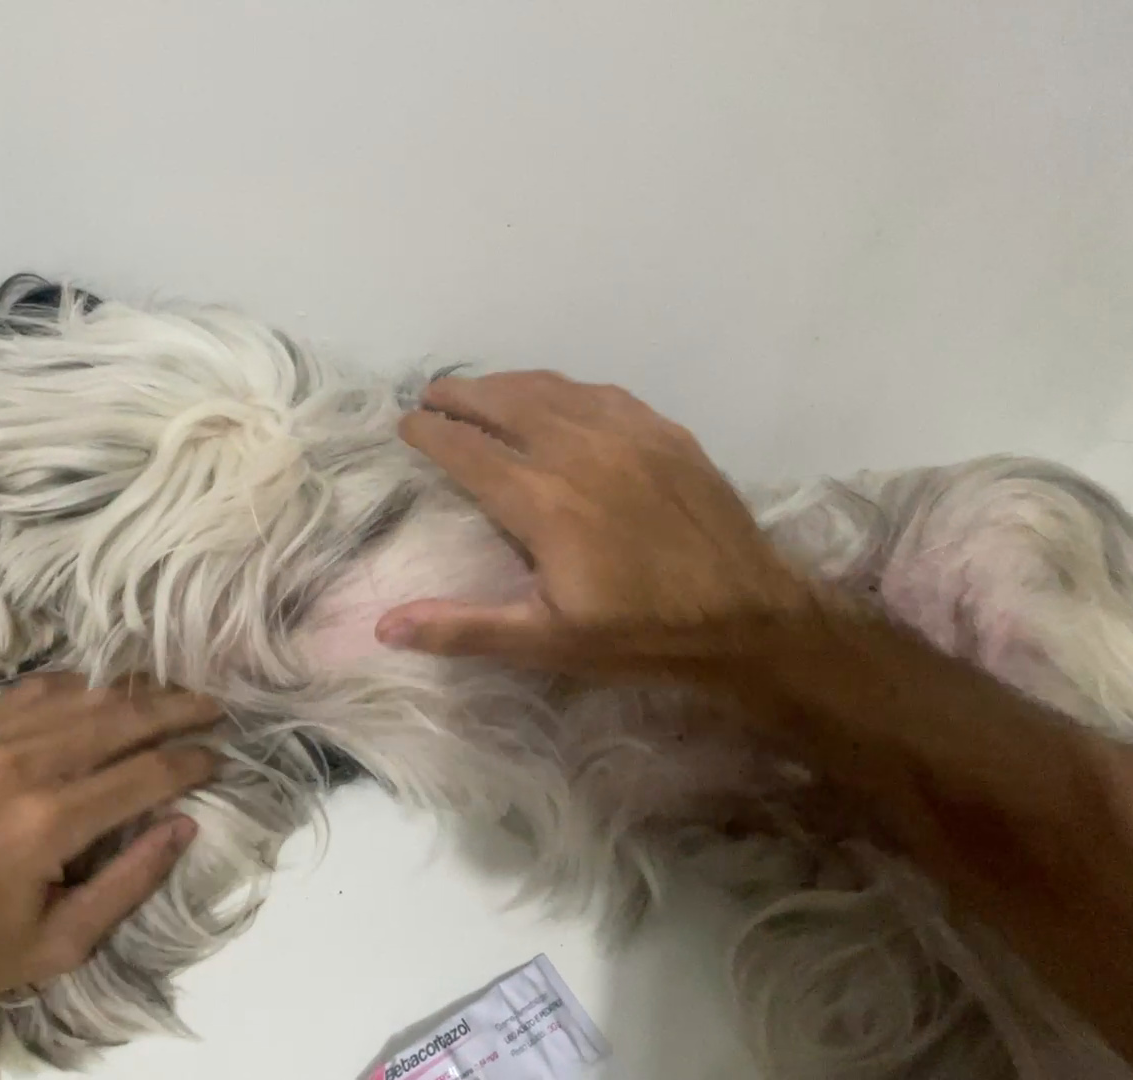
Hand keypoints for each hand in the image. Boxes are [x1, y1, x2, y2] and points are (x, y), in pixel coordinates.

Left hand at [0, 674, 222, 1027]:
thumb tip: (186, 822)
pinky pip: (34, 689)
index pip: (148, 773)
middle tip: (215, 706)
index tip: (220, 758)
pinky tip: (102, 691)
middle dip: (180, 707)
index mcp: (47, 826)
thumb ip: (131, 881)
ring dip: (137, 691)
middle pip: (124, 717)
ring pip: (84, 695)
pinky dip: (79, 685)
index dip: (194, 761)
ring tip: (172, 693)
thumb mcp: (58, 946)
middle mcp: (20, 767)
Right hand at [376, 372, 814, 673]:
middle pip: (502, 403)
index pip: (466, 450)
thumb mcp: (545, 641)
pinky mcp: (664, 432)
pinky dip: (562, 388)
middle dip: (459, 394)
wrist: (748, 618)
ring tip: (480, 388)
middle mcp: (576, 452)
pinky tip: (556, 396)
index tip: (406, 424)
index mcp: (541, 502)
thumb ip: (462, 627)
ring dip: (506, 384)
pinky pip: (600, 393)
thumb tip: (384, 625)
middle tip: (432, 393)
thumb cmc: (638, 634)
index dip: (429, 432)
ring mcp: (626, 434)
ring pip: (550, 389)